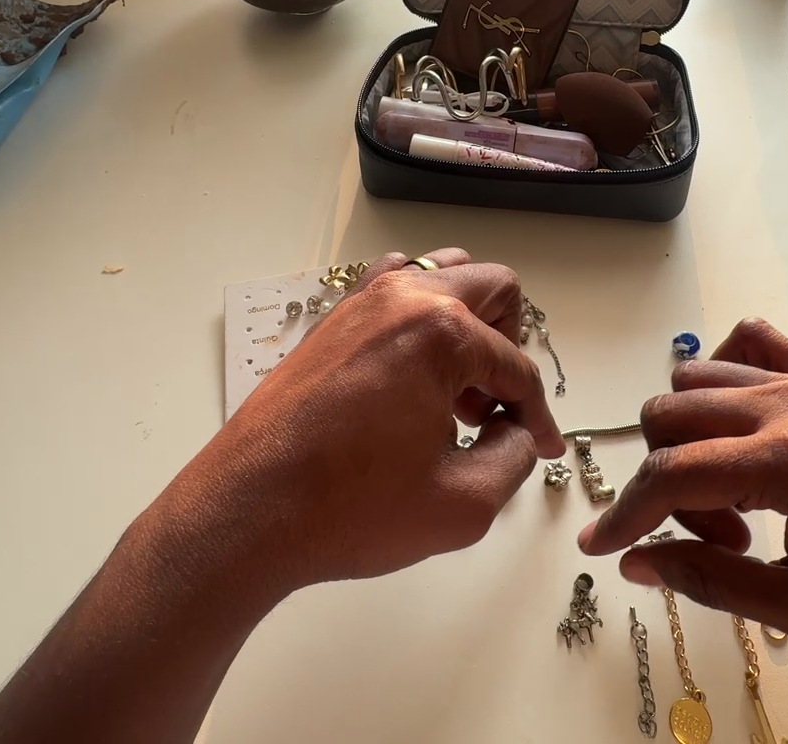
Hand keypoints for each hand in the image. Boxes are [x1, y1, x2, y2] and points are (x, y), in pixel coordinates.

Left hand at [178, 249, 565, 593]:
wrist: (245, 512)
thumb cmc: (353, 510)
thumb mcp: (462, 504)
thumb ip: (514, 456)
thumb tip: (517, 429)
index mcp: (441, 331)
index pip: (516, 366)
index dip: (538, 414)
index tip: (542, 447)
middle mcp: (404, 296)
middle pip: (493, 288)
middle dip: (508, 347)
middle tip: (494, 406)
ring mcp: (363, 300)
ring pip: (444, 275)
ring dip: (467, 324)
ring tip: (452, 389)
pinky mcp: (333, 317)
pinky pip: (395, 288)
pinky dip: (421, 317)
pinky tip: (411, 373)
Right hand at [577, 318, 787, 663]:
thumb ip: (711, 582)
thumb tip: (638, 564)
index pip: (670, 475)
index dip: (624, 514)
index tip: (599, 546)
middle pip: (670, 413)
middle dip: (663, 480)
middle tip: (714, 540)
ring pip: (699, 378)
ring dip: (691, 437)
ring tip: (737, 500)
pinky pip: (755, 344)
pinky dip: (725, 373)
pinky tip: (740, 426)